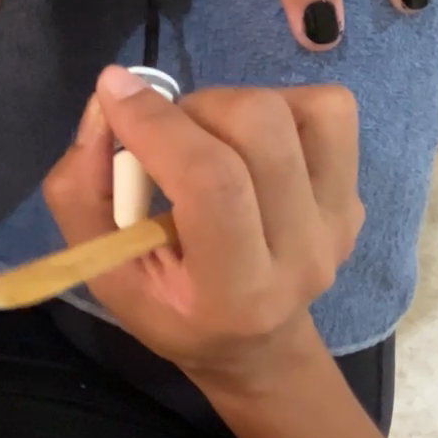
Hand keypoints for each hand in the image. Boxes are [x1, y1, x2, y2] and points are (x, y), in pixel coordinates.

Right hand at [43, 67, 364, 390]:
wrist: (259, 345)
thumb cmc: (175, 312)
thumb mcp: (105, 273)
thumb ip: (82, 193)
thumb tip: (107, 102)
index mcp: (236, 292)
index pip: (212, 182)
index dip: (159, 124)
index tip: (116, 93)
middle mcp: (302, 256)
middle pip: (260, 127)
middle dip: (194, 108)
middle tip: (167, 135)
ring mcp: (338, 224)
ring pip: (295, 109)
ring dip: (233, 106)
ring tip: (209, 143)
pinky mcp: (355, 198)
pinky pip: (329, 109)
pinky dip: (283, 106)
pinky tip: (255, 145)